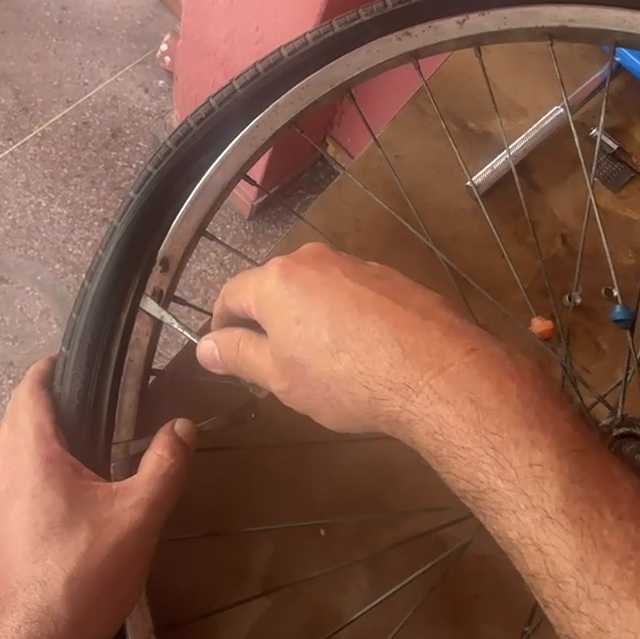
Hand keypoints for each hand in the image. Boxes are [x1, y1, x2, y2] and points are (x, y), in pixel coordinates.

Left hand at [0, 355, 194, 638]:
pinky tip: (27, 480)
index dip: (49, 367)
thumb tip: (183, 425)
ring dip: (20, 429)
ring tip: (59, 436)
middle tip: (83, 399)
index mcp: (31, 451)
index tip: (76, 360)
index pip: (30, 388)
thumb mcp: (139, 515)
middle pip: (11, 411)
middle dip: (41, 397)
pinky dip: (4, 463)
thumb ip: (164, 464)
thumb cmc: (85, 572)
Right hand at [200, 243, 515, 440]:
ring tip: (323, 361)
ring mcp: (355, 264)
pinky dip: (345, 316)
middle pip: (274, 287)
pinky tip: (363, 351)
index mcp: (276, 280)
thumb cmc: (343, 378)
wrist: (434, 370)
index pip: (230, 294)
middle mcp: (312, 260)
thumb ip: (237, 355)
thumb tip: (204, 346)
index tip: (226, 353)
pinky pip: (352, 293)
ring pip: (315, 288)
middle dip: (267, 322)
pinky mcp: (390, 276)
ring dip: (308, 317)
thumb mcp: (279, 377)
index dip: (221, 325)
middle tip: (275, 365)